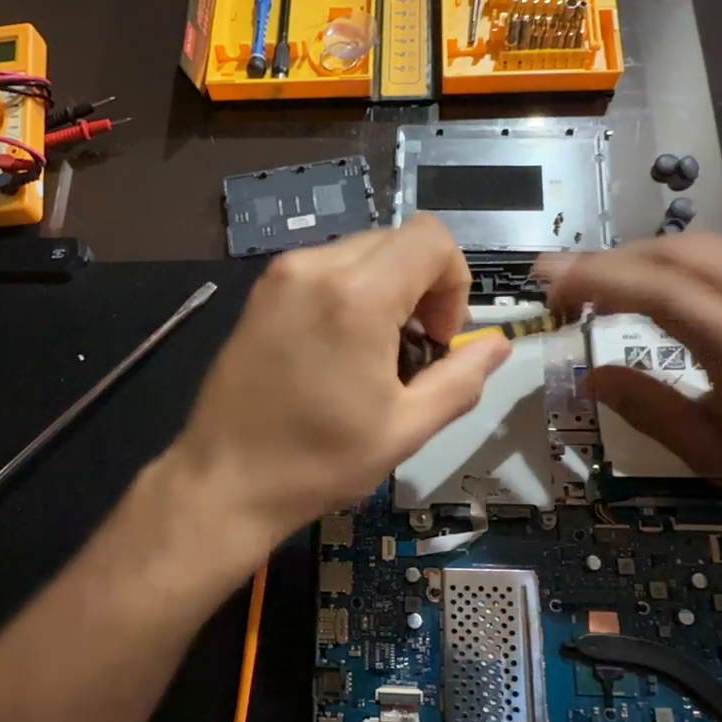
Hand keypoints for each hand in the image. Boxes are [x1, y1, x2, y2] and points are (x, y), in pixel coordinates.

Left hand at [169, 217, 510, 557]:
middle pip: (397, 241)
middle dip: (423, 286)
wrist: (223, 482)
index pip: (431, 238)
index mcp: (356, 295)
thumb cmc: (318, 462)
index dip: (454, 283)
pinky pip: (324, 270)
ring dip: (386, 290)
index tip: (438, 340)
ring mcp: (280, 276)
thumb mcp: (405, 428)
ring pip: (360, 253)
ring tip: (374, 354)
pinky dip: (349, 293)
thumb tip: (498, 344)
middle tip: (412, 351)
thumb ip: (461, 378)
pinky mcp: (260, 293)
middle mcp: (314, 267)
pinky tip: (338, 350)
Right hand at [538, 233, 721, 511]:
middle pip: (673, 253)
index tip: (549, 283)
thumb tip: (590, 375)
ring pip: (696, 244)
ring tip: (595, 282)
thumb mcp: (718, 453)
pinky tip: (651, 281)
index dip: (596, 278)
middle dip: (605, 260)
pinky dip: (670, 257)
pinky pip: (721, 252)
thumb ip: (650, 410)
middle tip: (557, 281)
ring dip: (636, 255)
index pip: (659, 290)